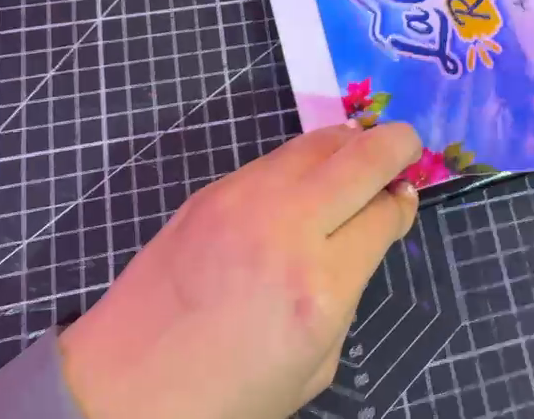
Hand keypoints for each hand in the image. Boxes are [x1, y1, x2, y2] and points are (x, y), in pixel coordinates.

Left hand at [59, 122, 423, 418]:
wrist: (126, 384)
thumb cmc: (226, 396)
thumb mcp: (312, 368)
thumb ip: (347, 296)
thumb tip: (363, 239)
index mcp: (321, 288)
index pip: (384, 214)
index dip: (403, 203)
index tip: (406, 198)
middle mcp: (289, 228)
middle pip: (363, 157)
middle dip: (397, 144)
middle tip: (408, 145)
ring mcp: (247, 198)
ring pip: (318, 142)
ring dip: (351, 141)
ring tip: (361, 151)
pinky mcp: (215, 188)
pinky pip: (276, 158)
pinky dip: (305, 157)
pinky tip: (307, 176)